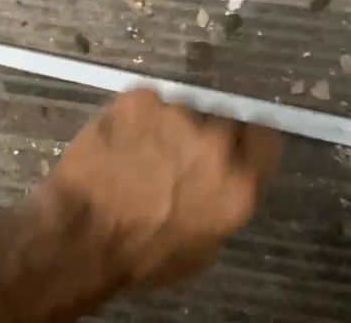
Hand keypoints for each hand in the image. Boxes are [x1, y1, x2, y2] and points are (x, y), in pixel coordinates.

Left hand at [28, 89, 280, 292]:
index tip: (237, 142)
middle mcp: (214, 142)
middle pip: (222, 120)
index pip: (266, 138)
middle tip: (178, 152)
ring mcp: (176, 114)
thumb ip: (223, 202)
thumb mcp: (203, 245)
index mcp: (239, 184)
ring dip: (168, 125)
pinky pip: (147, 101)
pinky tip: (121, 138)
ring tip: (141, 150)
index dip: (250, 139)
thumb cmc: (143, 253)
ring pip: (181, 109)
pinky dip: (137, 116)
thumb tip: (221, 180)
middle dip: (205, 133)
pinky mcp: (141, 97)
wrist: (84, 230)